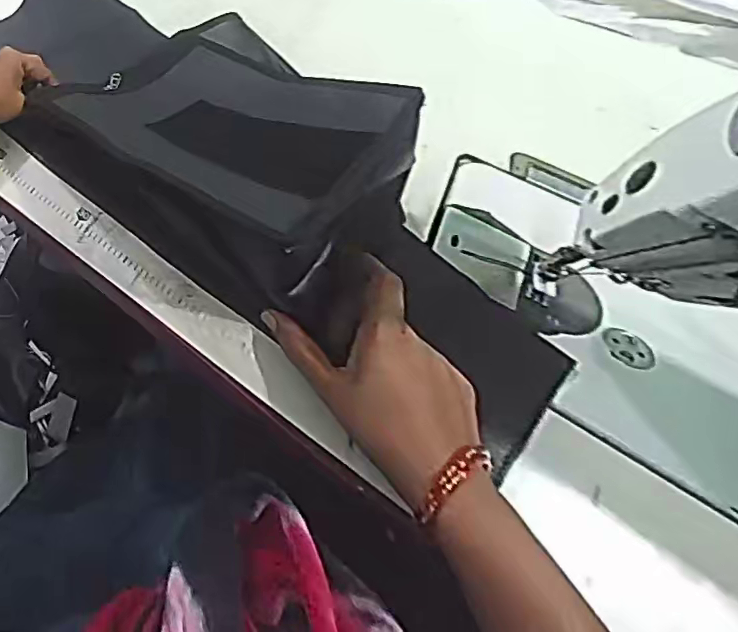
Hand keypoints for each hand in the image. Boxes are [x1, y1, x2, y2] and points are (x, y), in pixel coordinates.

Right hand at [267, 257, 480, 512]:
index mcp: (385, 333)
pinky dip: (414, 377)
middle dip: (369, 329)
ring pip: (410, 347)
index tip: (359, 260)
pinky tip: (400, 403)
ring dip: (392, 356)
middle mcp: (419, 342)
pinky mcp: (461, 387)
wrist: (443, 478)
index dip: (370, 265)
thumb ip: (298, 347)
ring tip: (375, 388)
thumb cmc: (386, 433)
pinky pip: (432, 369)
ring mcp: (444, 365)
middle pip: (390, 320)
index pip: (383, 281)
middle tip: (349, 351)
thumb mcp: (328, 388)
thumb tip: (276, 320)